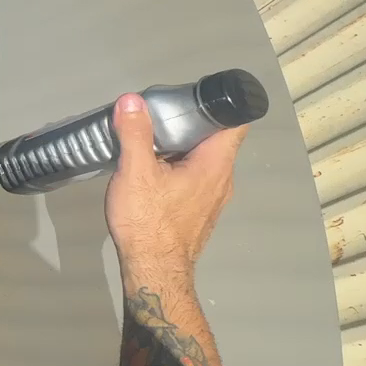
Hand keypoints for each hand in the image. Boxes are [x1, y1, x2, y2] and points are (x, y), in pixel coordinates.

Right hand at [105, 93, 247, 285]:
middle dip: (189, 125)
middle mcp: (223, 178)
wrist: (153, 267)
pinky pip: (195, 179)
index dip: (217, 105)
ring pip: (204, 162)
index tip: (188, 98)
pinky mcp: (199, 211)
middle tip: (156, 118)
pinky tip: (151, 174)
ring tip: (148, 144)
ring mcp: (214, 197)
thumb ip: (134, 135)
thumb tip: (131, 100)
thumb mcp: (134, 173)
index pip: (233, 123)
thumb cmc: (147, 219)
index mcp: (216, 164)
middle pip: (216, 141)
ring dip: (181, 149)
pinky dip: (178, 169)